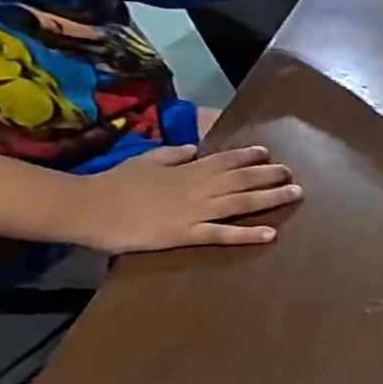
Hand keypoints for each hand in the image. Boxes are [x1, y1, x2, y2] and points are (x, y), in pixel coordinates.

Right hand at [67, 144, 300, 252]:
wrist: (87, 207)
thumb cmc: (115, 182)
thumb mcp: (146, 159)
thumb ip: (173, 154)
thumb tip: (195, 149)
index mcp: (188, 170)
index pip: (226, 159)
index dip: (249, 156)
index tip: (268, 153)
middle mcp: (199, 187)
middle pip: (243, 179)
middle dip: (270, 175)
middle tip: (292, 173)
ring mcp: (195, 211)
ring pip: (241, 202)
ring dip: (271, 198)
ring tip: (295, 194)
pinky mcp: (186, 234)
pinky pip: (223, 234)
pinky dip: (248, 234)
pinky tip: (270, 234)